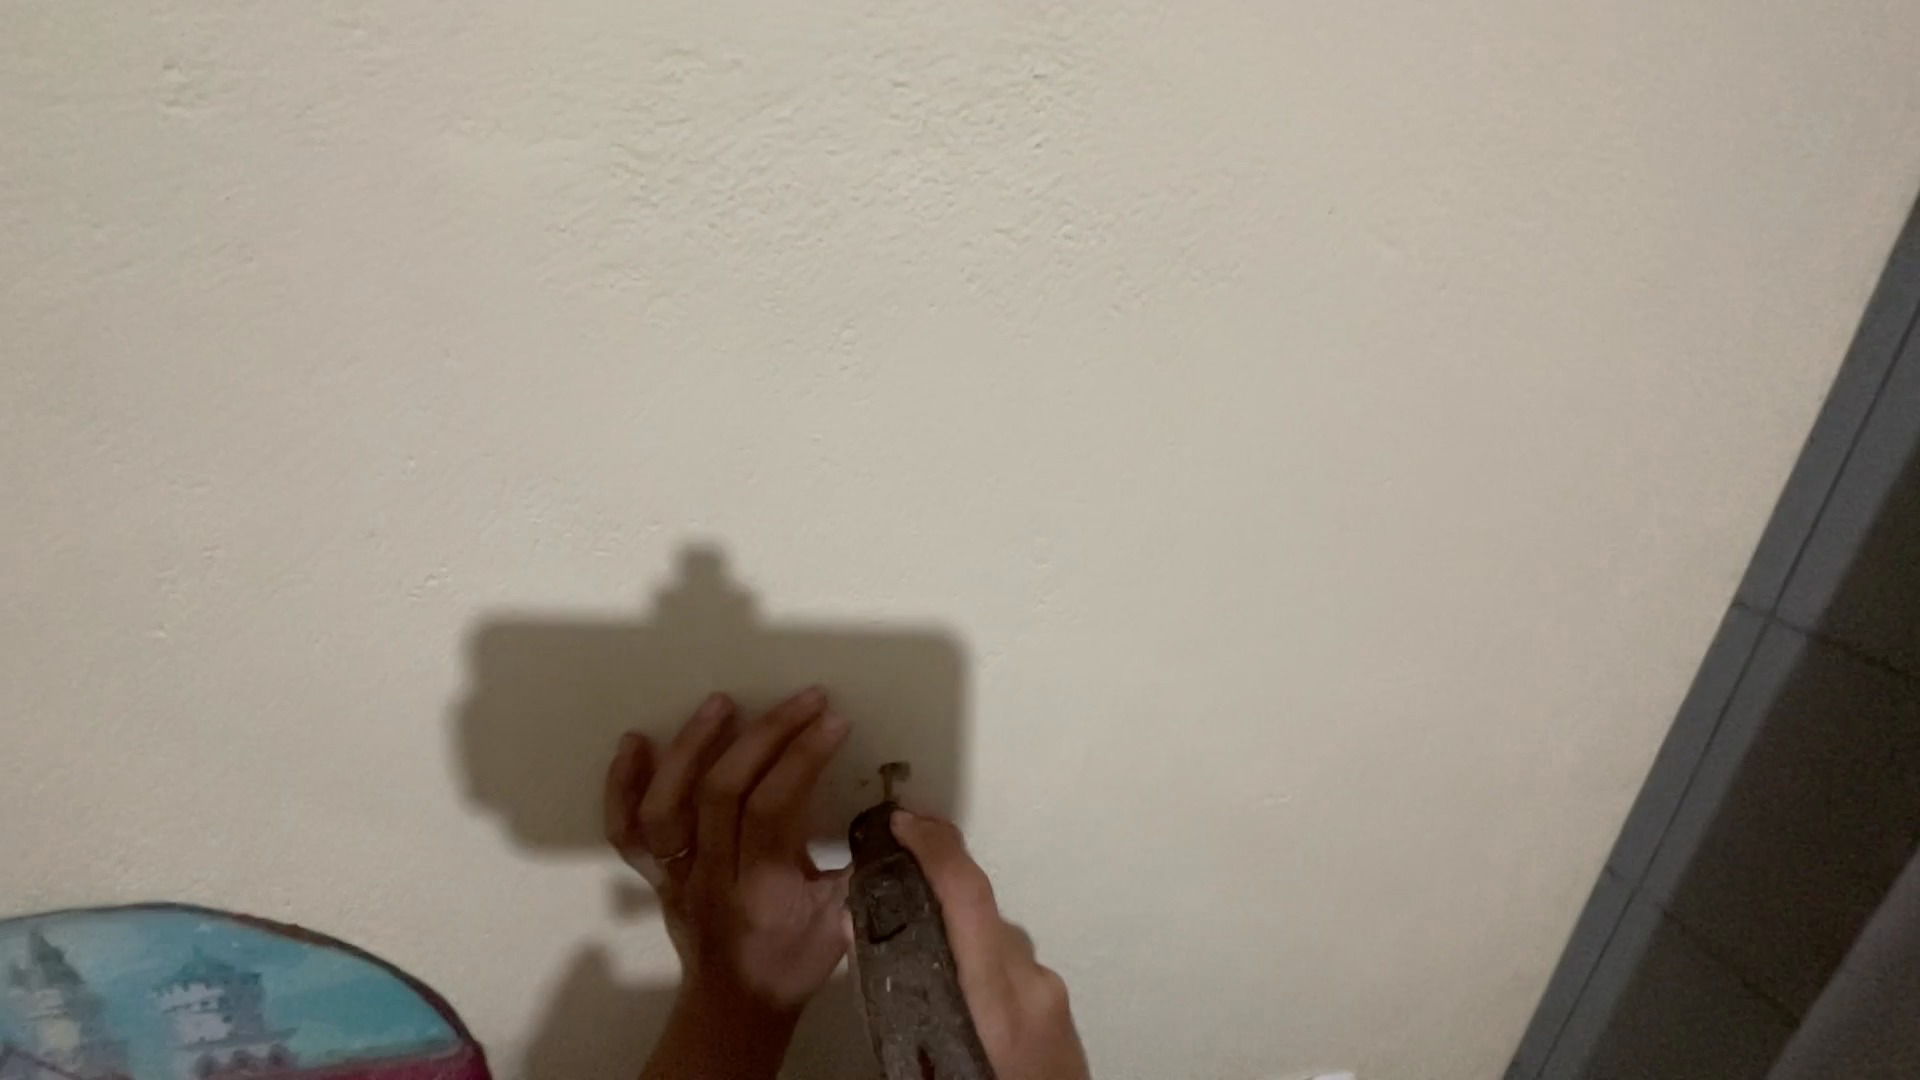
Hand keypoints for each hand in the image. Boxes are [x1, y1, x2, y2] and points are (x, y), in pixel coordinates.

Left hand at [604, 687, 852, 1077]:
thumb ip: (868, 868)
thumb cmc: (794, 962)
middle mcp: (711, 875)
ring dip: (692, 747)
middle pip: (722, 793)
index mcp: (762, 888)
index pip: (774, 808)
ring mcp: (675, 873)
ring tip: (722, 701)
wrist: (735, 1009)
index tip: (835, 720)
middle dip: (766, 735)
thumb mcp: (845, 921)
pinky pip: (627, 830)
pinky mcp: (654, 872)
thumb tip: (897, 814)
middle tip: (804, 698)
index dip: (803, 757)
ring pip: (667, 805)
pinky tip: (634, 742)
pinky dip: (622, 785)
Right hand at [892, 810, 1091, 1079]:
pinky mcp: (1060, 1012)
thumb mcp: (914, 1066)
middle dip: (934, 893)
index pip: (970, 898)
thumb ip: (889, 998)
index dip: (934, 848)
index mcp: (1000, 1004)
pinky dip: (978, 963)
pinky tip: (951, 993)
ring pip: (995, 942)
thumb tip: (860, 936)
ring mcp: (1054, 998)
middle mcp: (1035, 987)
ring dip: (956, 938)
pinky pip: (1010, 967)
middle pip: (981, 913)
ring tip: (913, 964)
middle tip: (883, 893)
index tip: (901, 821)